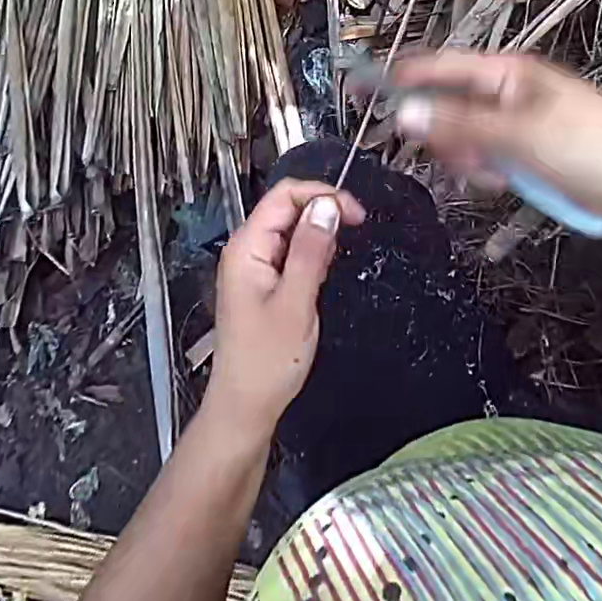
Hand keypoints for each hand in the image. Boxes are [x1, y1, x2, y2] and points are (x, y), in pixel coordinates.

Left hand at [203, 179, 365, 431]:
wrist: (246, 406)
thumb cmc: (267, 361)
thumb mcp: (296, 303)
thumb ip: (311, 251)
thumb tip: (327, 206)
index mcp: (247, 247)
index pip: (284, 195)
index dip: (321, 194)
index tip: (356, 212)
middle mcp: (247, 248)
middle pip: (287, 207)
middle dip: (323, 211)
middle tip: (355, 230)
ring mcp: (255, 264)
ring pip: (292, 229)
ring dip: (319, 235)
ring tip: (333, 264)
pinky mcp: (264, 280)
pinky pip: (291, 251)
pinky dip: (312, 254)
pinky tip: (322, 273)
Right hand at [390, 50, 601, 217]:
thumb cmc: (601, 150)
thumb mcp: (517, 135)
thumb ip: (457, 124)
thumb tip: (407, 113)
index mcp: (506, 73)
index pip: (438, 67)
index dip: (399, 78)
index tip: (364, 88)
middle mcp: (509, 92)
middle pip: (447, 106)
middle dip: (446, 135)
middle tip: (462, 157)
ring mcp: (518, 122)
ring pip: (465, 137)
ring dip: (471, 159)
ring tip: (497, 174)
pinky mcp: (528, 150)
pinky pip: (488, 157)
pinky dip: (490, 172)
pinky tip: (508, 181)